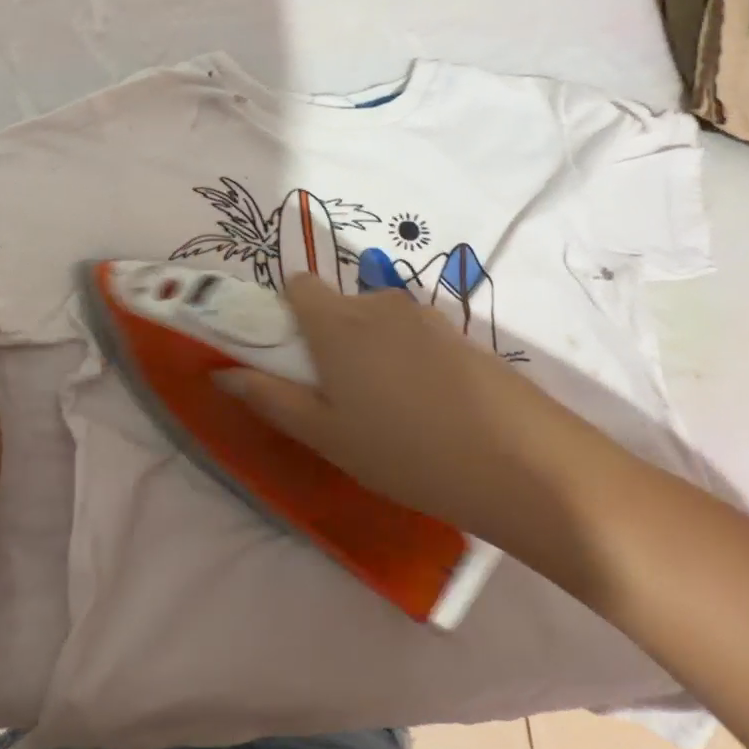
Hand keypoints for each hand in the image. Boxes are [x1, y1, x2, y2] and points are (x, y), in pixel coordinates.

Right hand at [214, 274, 589, 545]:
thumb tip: (223, 373)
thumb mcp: (326, 435)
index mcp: (337, 321)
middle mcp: (379, 304)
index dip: (286, 314)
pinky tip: (426, 411)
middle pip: (337, 305)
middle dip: (328, 339)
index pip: (297, 284)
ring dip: (369, 352)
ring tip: (387, 413)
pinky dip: (405, 361)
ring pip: (377, 323)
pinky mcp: (462, 334)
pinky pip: (412, 336)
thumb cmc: (406, 452)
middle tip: (338, 399)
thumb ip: (270, 397)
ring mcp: (426, 316)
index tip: (291, 359)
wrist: (526, 464)